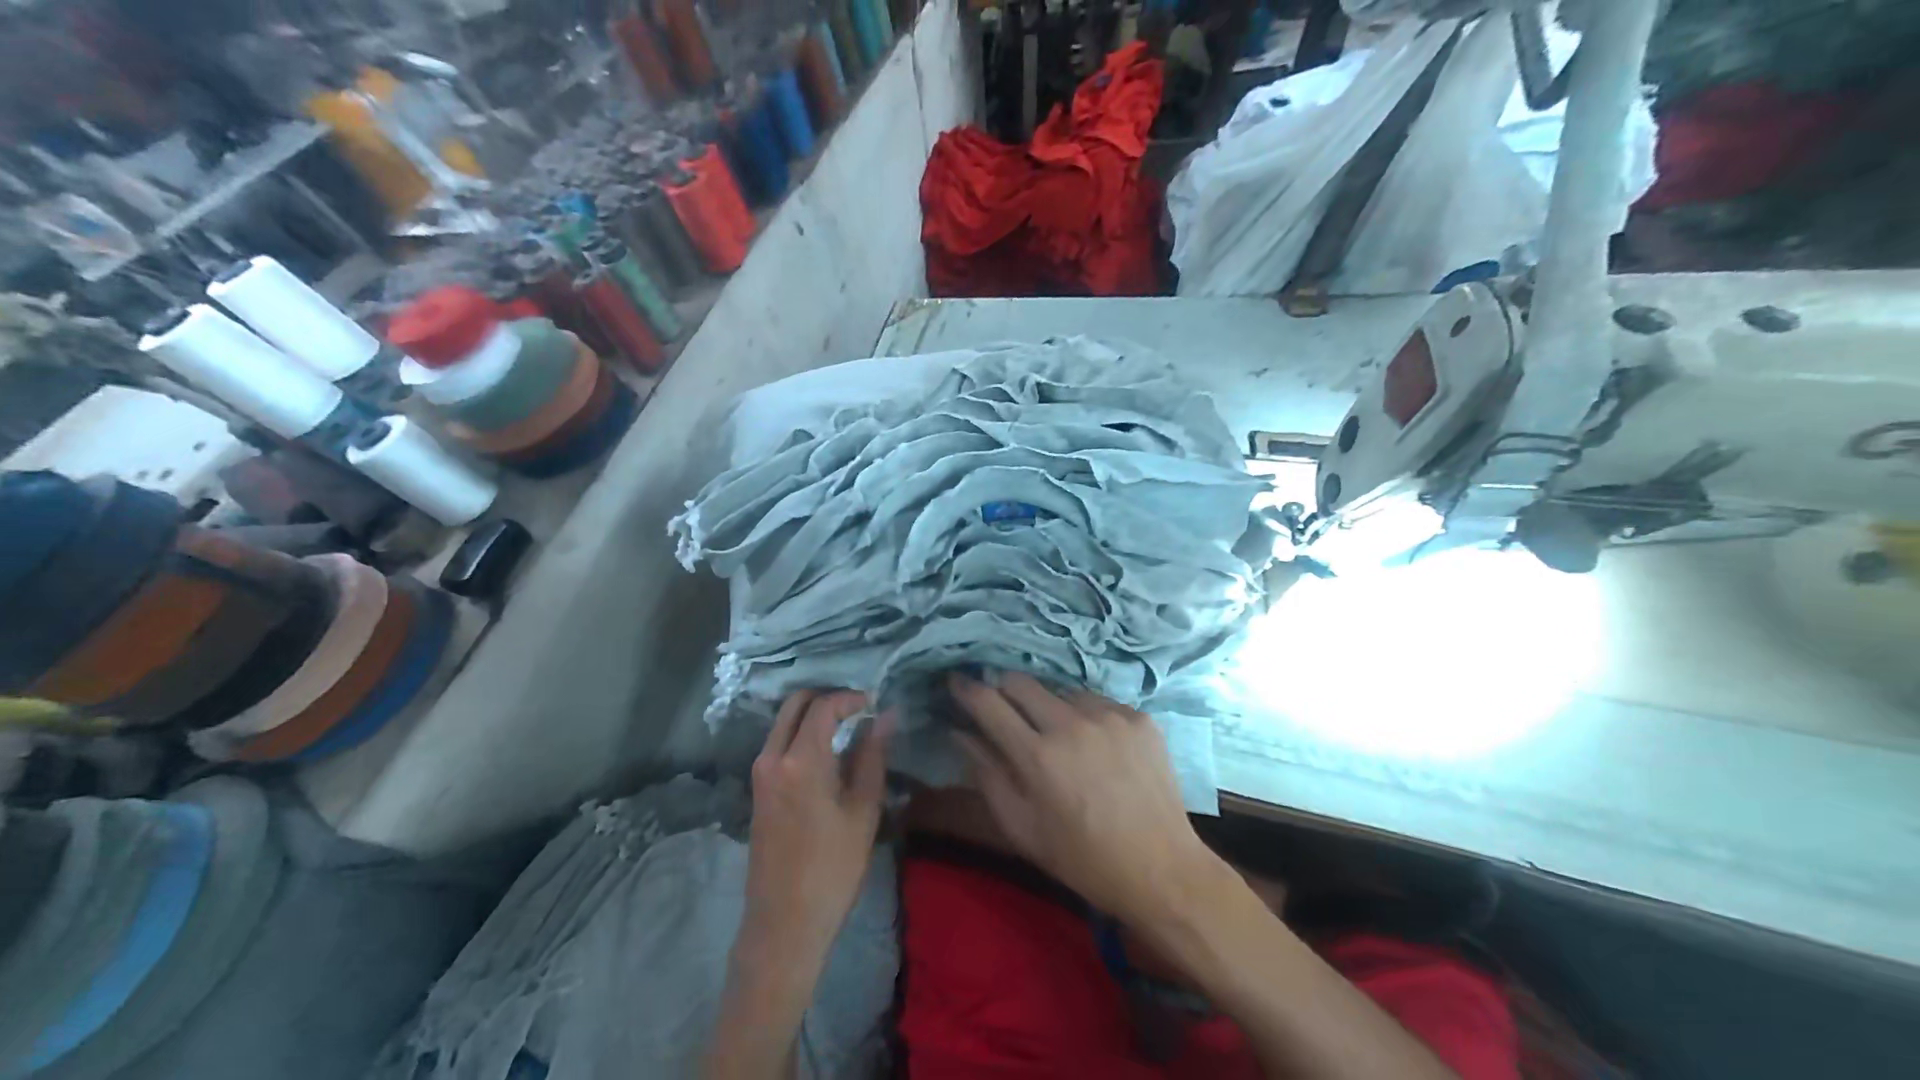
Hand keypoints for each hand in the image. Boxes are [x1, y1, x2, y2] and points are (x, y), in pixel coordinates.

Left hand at [710, 690, 889, 1079]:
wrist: (784, 923)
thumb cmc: (833, 868)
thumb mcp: (863, 811)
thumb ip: (872, 756)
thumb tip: (885, 717)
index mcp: (800, 760)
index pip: (823, 706)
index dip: (851, 697)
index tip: (875, 704)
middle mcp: (772, 757)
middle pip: (795, 703)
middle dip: (827, 697)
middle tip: (859, 709)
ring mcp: (760, 773)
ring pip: (784, 722)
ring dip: (813, 715)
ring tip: (849, 728)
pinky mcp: (758, 789)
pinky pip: (779, 743)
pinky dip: (802, 734)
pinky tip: (829, 751)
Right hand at [949, 672, 1217, 927]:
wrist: (1161, 869)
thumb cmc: (1082, 859)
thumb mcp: (1022, 828)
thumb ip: (987, 774)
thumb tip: (959, 733)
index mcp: (1038, 756)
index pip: (989, 703)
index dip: (967, 689)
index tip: (956, 681)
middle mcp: (1072, 724)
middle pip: (1022, 682)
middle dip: (1003, 689)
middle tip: (1003, 708)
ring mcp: (1110, 716)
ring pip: (1061, 691)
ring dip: (1048, 705)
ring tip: (1057, 736)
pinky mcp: (1139, 718)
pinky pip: (1098, 702)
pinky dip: (1085, 716)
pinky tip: (1094, 745)